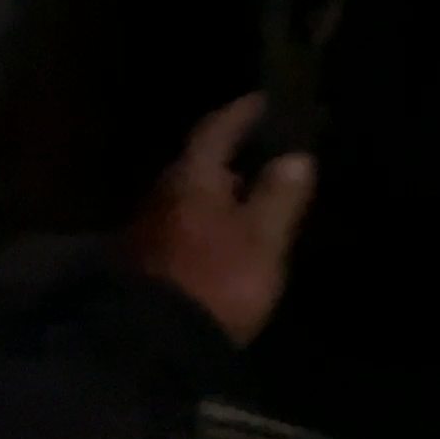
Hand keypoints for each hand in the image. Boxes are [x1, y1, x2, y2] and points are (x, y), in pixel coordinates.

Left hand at [128, 93, 316, 345]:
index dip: (239, 114)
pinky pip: (179, 221)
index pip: (213, 131)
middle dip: (228, 156)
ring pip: (186, 195)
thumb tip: (295, 156)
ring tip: (247, 193)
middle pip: (196, 163)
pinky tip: (220, 234)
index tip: (263, 100)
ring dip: (215, 189)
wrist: (154, 338)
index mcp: (190, 179)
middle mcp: (161, 193)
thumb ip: (277, 197)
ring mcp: (147, 226)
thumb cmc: (217, 280)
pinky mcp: (144, 257)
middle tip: (262, 152)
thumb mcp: (260, 239)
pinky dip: (203, 216)